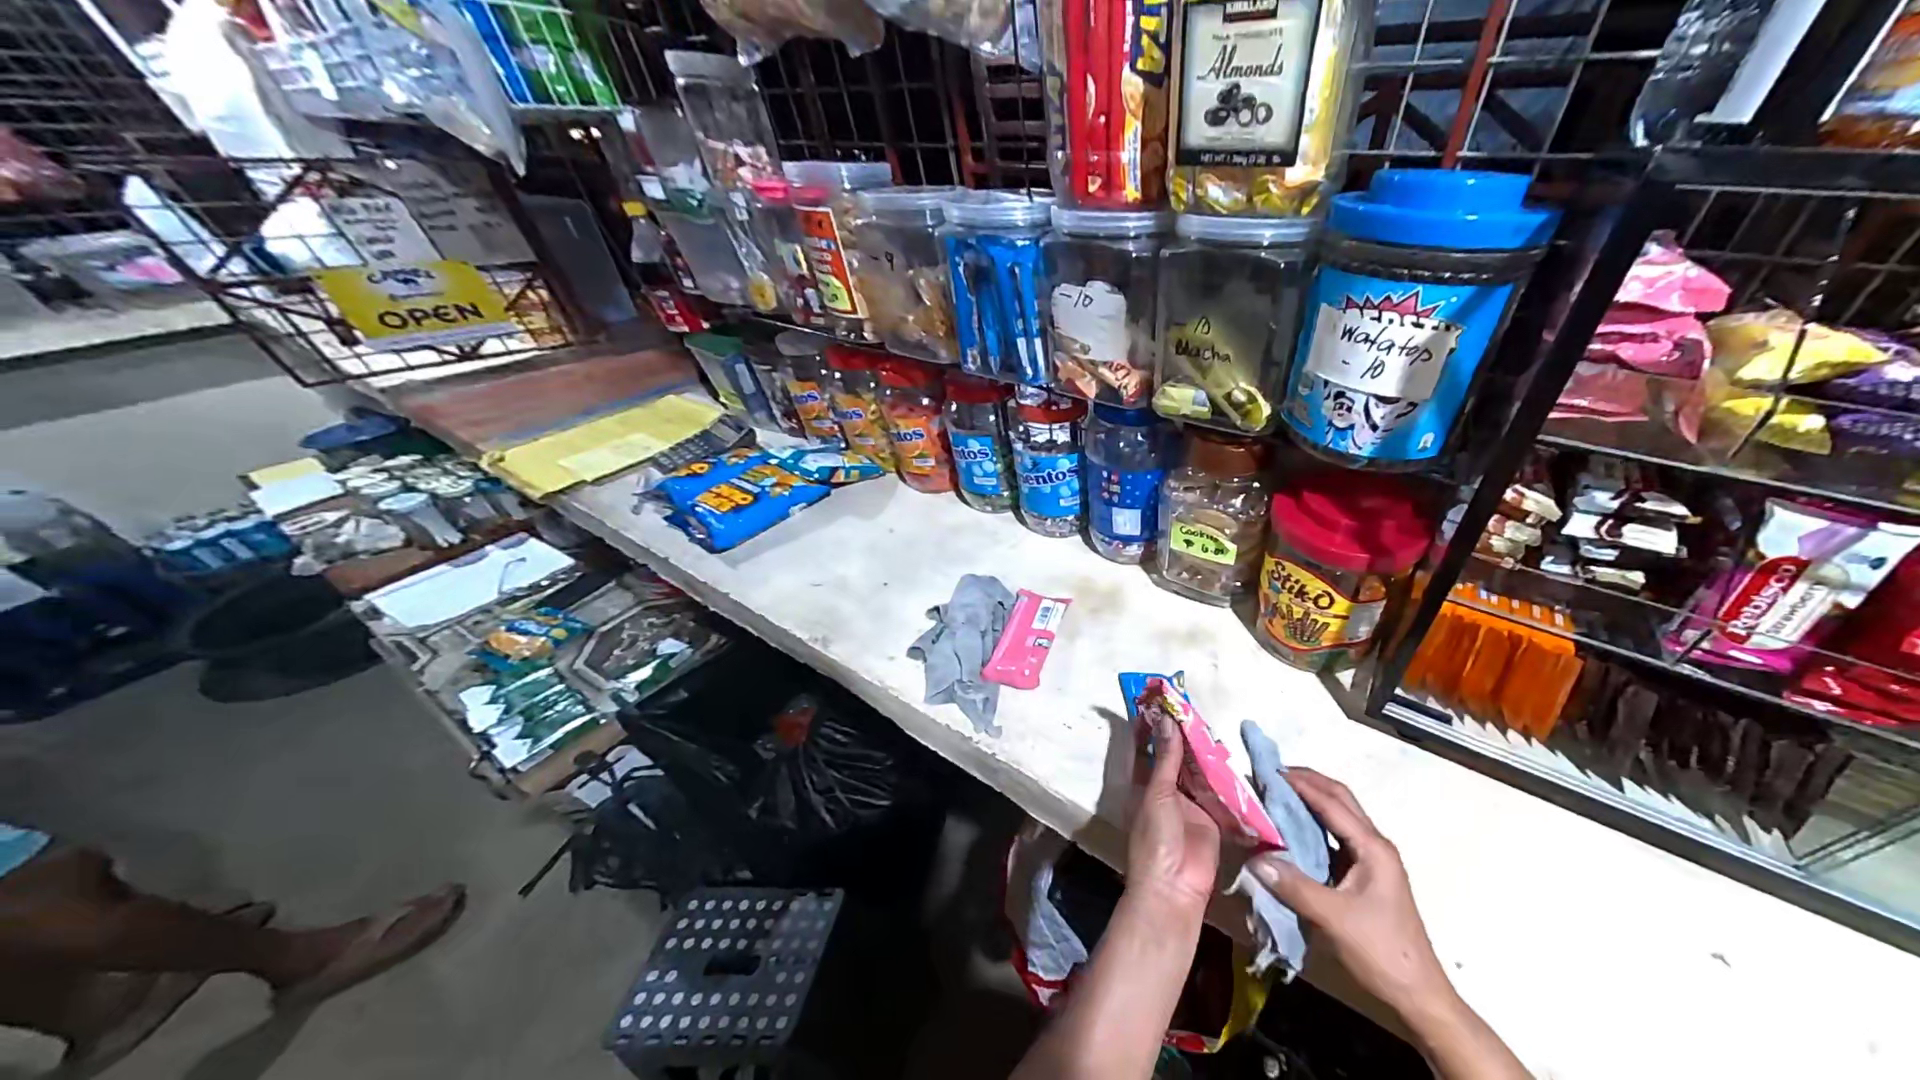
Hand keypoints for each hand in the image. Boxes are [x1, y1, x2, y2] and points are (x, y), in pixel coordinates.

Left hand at [1127, 713, 1219, 910]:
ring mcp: (1189, 803)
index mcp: (1143, 783)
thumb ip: (1166, 759)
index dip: (1151, 725)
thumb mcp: (1158, 794)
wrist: (1175, 886)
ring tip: (1213, 726)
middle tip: (1193, 708)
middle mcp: (1166, 789)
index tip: (1158, 700)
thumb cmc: (1156, 837)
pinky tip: (1232, 758)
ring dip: (1203, 753)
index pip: (1146, 747)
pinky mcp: (1212, 817)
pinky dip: (1224, 777)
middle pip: (1175, 756)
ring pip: (1197, 771)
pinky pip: (1219, 792)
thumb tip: (1167, 721)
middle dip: (1183, 736)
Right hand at [1246, 768, 1450, 1015]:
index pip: (1331, 802)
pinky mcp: (1361, 877)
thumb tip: (1256, 857)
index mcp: (1373, 848)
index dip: (1299, 783)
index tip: (1265, 770)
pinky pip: (1331, 838)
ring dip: (1307, 801)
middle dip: (1306, 782)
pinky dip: (1309, 825)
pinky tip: (1286, 831)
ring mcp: (1369, 862)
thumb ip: (1294, 885)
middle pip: (1339, 800)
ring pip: (1336, 817)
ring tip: (1272, 795)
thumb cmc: (1381, 952)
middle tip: (1269, 775)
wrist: (1417, 996)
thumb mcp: (1334, 918)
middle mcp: (1374, 847)